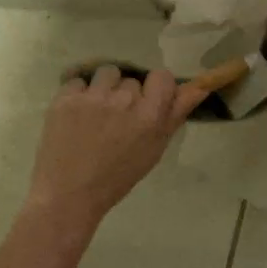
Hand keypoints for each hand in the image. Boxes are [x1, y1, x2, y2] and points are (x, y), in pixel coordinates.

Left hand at [26, 65, 210, 229]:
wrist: (69, 195)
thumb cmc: (118, 177)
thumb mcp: (155, 148)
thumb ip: (176, 114)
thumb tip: (201, 87)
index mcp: (150, 116)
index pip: (162, 76)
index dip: (155, 88)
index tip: (147, 102)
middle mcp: (124, 101)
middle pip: (132, 79)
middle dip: (127, 94)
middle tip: (117, 119)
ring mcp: (93, 98)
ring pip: (107, 73)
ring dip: (104, 88)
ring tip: (95, 111)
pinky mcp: (65, 99)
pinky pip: (77, 80)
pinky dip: (77, 94)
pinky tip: (76, 114)